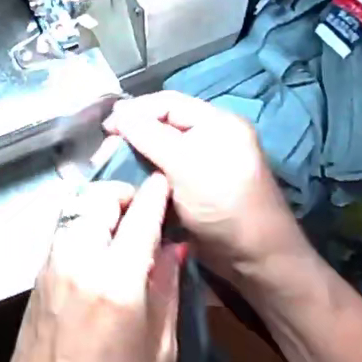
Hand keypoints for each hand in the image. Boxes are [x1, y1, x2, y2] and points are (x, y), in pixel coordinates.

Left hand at [0, 176, 180, 361]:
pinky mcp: (38, 273)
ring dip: (102, 204)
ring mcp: (52, 262)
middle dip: (125, 192)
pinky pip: (65, 228)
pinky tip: (102, 244)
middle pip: (99, 197)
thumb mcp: (160, 354)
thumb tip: (172, 246)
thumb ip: (166, 289)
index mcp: (116, 280)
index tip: (168, 180)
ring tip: (126, 224)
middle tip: (146, 210)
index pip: (139, 215)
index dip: (156, 193)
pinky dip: (85, 221)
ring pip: (77, 208)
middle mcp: (79, 258)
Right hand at [105, 92, 308, 285]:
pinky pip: (164, 171)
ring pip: (160, 149)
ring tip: (110, 165)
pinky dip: (145, 173)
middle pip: (162, 124)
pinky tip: (127, 180)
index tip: (106, 126)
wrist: (255, 259)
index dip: (134, 110)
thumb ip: (149, 135)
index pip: (168, 102)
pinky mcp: (196, 187)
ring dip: (135, 155)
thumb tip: (118, 115)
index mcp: (217, 122)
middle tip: (105, 151)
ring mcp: (204, 163)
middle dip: (132, 134)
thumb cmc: (222, 204)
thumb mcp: (184, 163)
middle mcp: (211, 136)